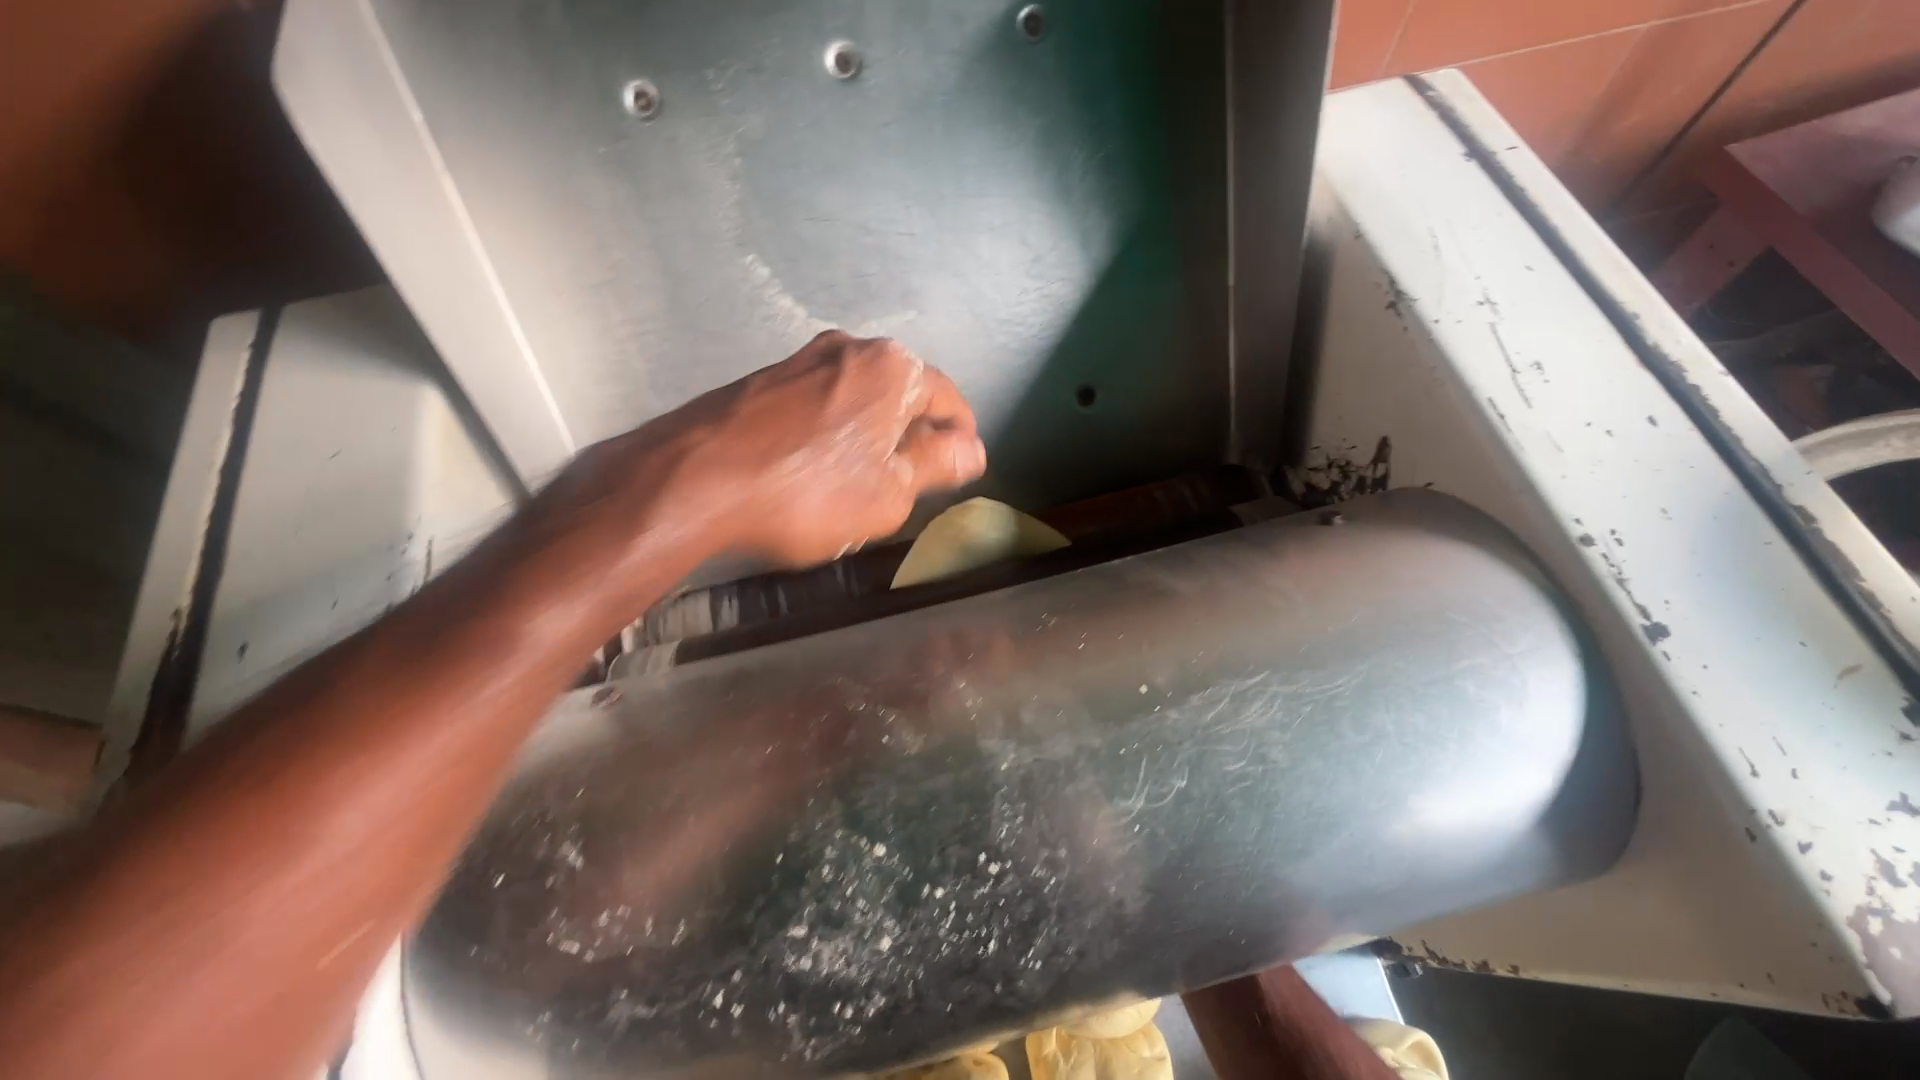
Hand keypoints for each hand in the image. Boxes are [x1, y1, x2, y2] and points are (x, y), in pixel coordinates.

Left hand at [662, 330, 986, 565]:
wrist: (695, 478)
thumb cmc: (809, 491)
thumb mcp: (891, 491)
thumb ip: (937, 464)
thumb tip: (971, 448)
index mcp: (892, 367)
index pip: (949, 399)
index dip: (960, 439)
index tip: (958, 470)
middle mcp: (849, 348)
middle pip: (901, 392)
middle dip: (913, 434)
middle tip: (913, 482)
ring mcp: (800, 360)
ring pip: (858, 397)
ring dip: (870, 433)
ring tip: (865, 480)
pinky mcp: (762, 380)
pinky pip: (819, 404)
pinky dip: (831, 432)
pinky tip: (818, 468)